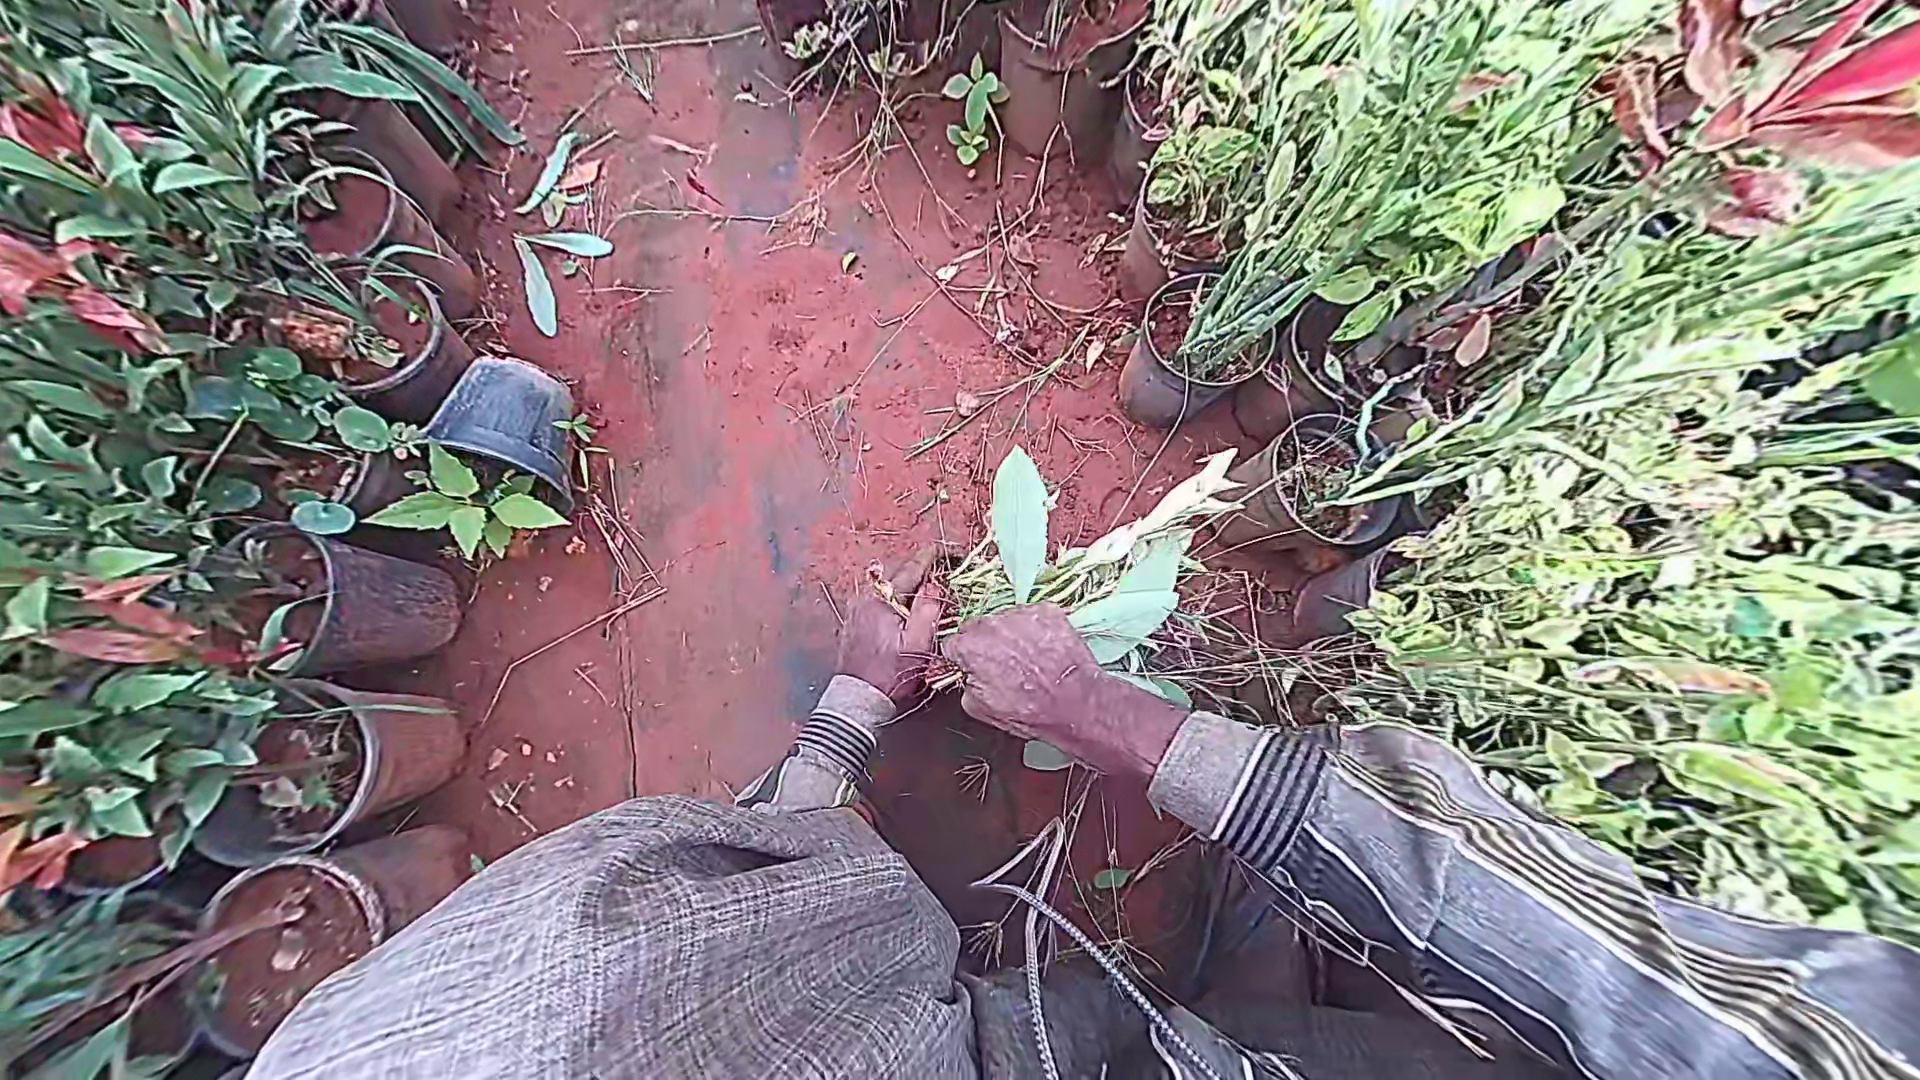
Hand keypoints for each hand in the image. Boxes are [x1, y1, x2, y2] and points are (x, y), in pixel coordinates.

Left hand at [837, 548, 945, 705]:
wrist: (858, 698)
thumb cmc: (890, 674)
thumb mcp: (917, 643)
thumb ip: (928, 609)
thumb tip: (935, 584)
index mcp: (883, 598)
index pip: (913, 566)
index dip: (934, 556)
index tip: (951, 551)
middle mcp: (866, 596)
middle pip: (901, 574)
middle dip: (924, 572)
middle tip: (946, 576)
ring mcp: (858, 607)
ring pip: (891, 587)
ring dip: (911, 587)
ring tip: (931, 594)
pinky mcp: (855, 619)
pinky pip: (881, 599)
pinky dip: (898, 599)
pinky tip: (908, 611)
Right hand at [942, 604, 1188, 778]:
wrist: (1075, 702)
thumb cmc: (1029, 710)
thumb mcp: (981, 709)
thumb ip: (966, 685)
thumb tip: (968, 678)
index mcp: (970, 647)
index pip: (953, 644)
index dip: (963, 657)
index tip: (972, 664)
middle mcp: (992, 624)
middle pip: (978, 627)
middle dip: (986, 642)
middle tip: (1004, 663)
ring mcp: (1020, 614)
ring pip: (1006, 619)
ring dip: (1012, 633)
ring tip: (1029, 658)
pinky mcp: (1046, 610)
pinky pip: (1033, 615)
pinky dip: (1037, 628)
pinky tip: (1044, 649)